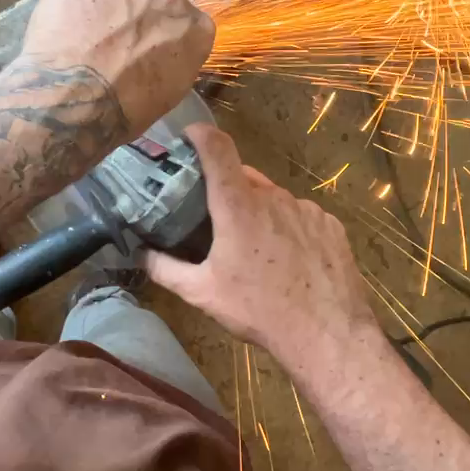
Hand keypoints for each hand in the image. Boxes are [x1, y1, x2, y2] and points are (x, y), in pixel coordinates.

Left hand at [20, 0, 213, 132]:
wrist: (76, 93)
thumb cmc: (124, 107)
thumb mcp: (167, 93)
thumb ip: (170, 61)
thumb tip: (154, 55)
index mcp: (195, 26)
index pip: (182, 22)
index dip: (156, 32)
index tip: (138, 46)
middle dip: (131, 11)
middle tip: (106, 38)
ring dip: (101, 0)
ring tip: (78, 31)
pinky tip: (60, 22)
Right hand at [145, 124, 383, 377]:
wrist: (328, 336)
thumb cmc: (258, 310)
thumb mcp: (201, 293)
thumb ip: (164, 268)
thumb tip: (139, 252)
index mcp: (237, 206)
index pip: (217, 148)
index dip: (200, 134)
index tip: (188, 135)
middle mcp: (272, 197)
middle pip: (242, 176)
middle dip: (225, 188)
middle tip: (213, 217)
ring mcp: (305, 209)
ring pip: (272, 197)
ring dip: (257, 210)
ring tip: (253, 247)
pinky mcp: (330, 225)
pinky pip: (299, 214)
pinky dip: (286, 226)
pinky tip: (286, 258)